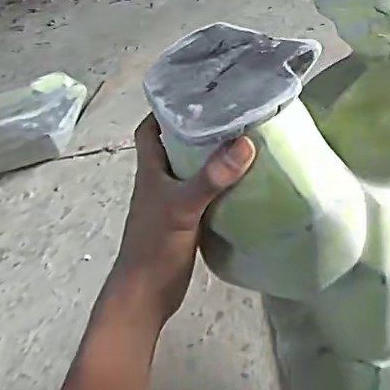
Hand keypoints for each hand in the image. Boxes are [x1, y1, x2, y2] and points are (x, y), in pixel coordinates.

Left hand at [107, 116, 255, 325]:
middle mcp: (159, 180)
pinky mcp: (186, 221)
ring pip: (191, 169)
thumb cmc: (155, 245)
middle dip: (196, 129)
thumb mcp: (183, 207)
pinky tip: (243, 181)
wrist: (146, 295)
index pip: (150, 128)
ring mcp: (172, 201)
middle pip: (174, 144)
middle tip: (228, 113)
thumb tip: (243, 144)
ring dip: (210, 157)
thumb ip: (211, 177)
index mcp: (150, 169)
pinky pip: (204, 193)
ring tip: (241, 140)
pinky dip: (219, 185)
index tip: (193, 94)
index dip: (164, 109)